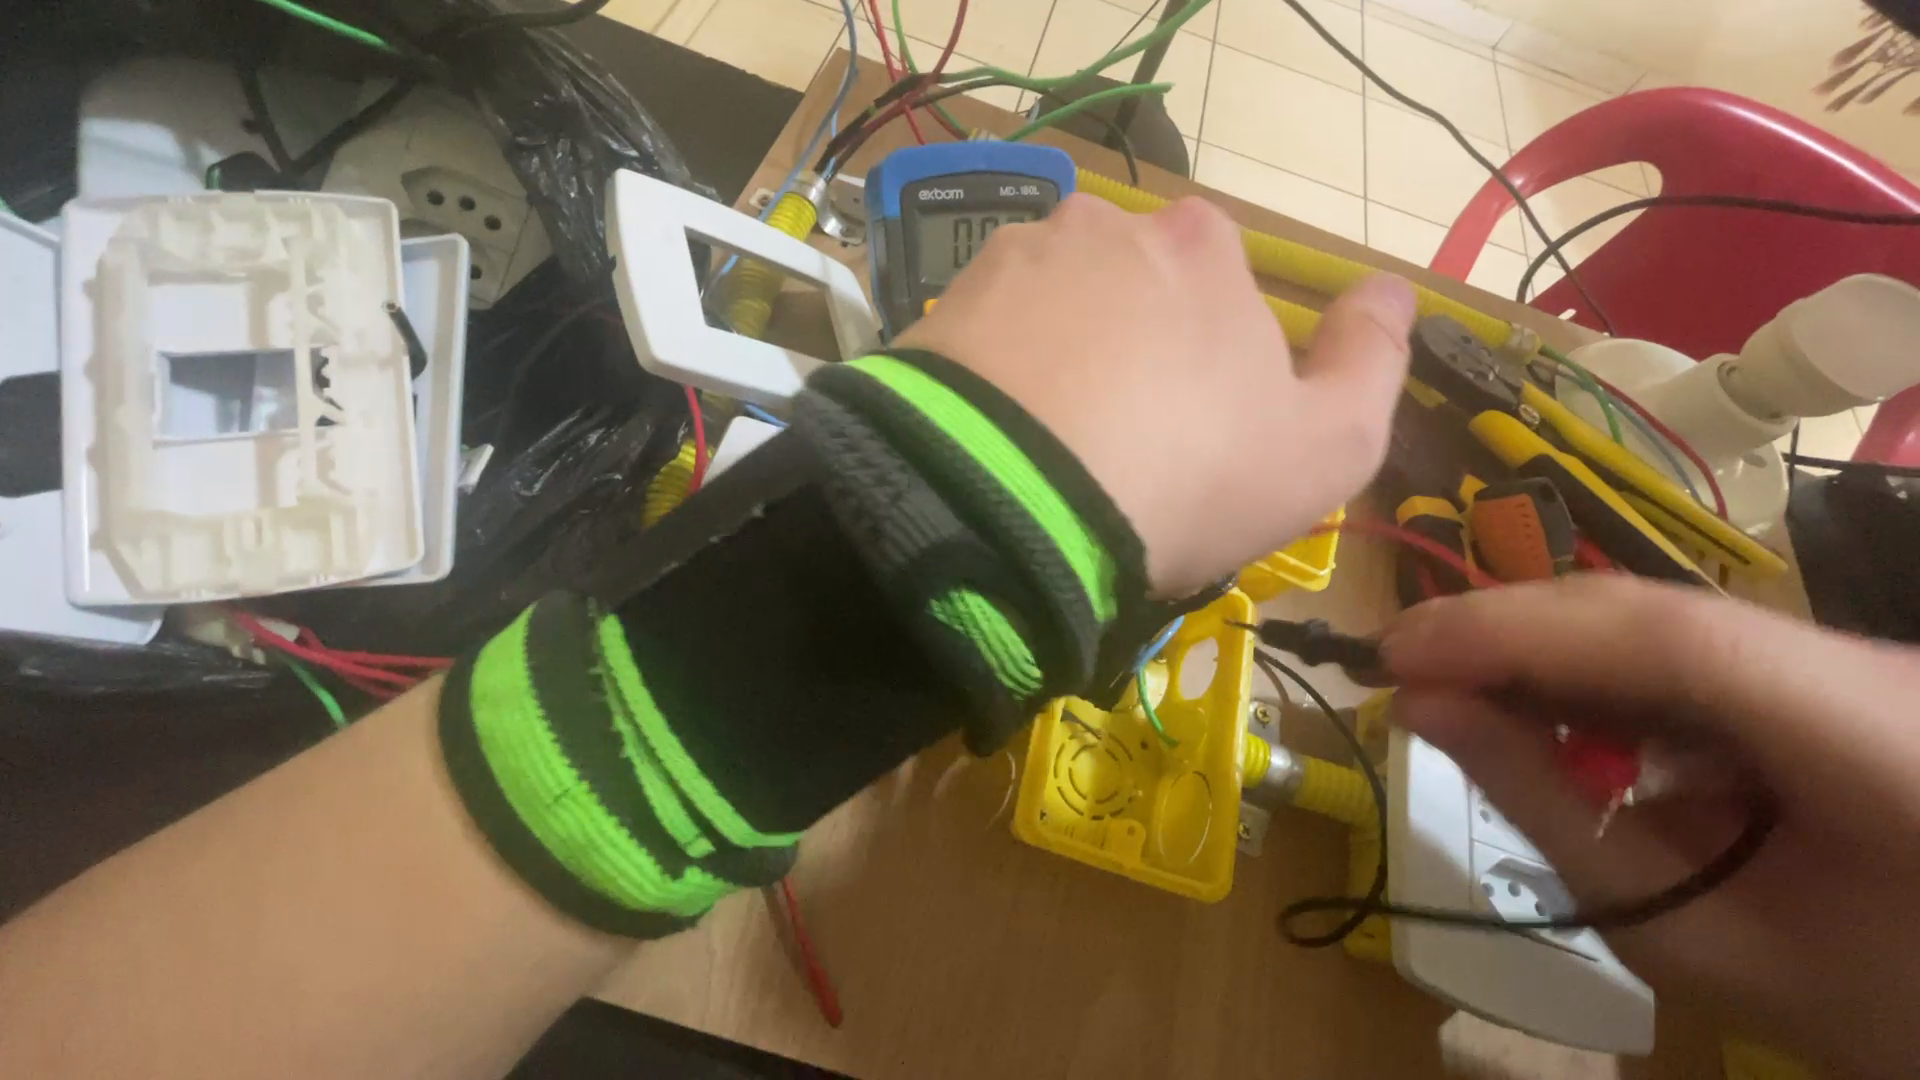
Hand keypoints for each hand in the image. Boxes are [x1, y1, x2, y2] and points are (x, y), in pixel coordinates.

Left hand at [897, 193, 1415, 594]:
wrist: (1018, 504)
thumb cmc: (1188, 477)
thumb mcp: (1325, 446)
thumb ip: (1370, 362)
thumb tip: (1390, 292)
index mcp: (1203, 248)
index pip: (1218, 292)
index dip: (1210, 365)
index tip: (1188, 436)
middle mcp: (1106, 227)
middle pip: (1130, 294)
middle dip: (1130, 355)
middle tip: (1113, 447)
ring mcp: (1015, 259)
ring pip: (1054, 310)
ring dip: (1058, 361)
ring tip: (1048, 446)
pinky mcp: (944, 304)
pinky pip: (985, 335)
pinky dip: (995, 374)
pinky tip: (994, 431)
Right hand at [1382, 574, 1919, 1079]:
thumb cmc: (1856, 1003)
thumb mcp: (1692, 935)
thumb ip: (1544, 810)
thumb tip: (1419, 706)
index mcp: (1887, 747)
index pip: (1673, 644)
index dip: (1514, 632)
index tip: (1394, 656)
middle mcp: (1874, 671)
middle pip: (1650, 611)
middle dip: (1501, 627)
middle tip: (1390, 658)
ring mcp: (1848, 659)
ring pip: (1650, 618)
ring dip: (1528, 644)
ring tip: (1435, 676)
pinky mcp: (1814, 667)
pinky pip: (1670, 646)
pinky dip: (1575, 667)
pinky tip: (1525, 700)